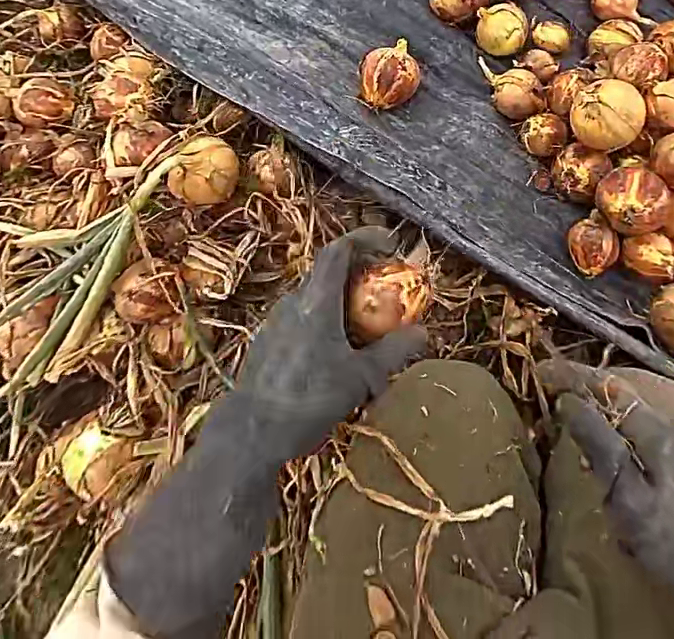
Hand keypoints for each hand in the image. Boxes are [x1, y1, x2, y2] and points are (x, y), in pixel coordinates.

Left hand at [231, 227, 428, 464]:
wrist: (250, 433)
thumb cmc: (308, 399)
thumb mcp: (360, 377)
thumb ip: (393, 351)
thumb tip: (422, 332)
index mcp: (317, 302)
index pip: (338, 250)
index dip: (365, 238)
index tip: (389, 242)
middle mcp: (294, 302)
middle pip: (328, 271)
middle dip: (359, 271)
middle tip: (385, 284)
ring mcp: (277, 321)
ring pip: (315, 296)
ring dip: (343, 298)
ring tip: (366, 324)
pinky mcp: (268, 341)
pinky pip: (302, 316)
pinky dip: (326, 318)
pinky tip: (337, 351)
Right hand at [539, 361, 673, 638]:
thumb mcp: (631, 501)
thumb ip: (601, 447)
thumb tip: (570, 402)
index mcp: (657, 429)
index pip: (606, 386)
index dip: (572, 376)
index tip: (541, 371)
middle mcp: (673, 427)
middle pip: (622, 391)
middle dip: (586, 383)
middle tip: (552, 384)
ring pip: (634, 409)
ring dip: (602, 401)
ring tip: (574, 404)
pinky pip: (644, 428)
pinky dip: (619, 421)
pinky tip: (611, 439)